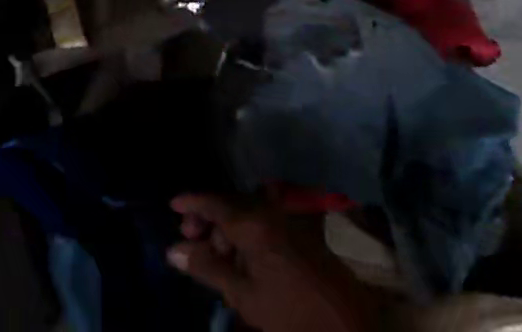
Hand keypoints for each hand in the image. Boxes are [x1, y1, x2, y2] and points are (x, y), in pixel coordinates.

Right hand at [166, 194, 388, 331]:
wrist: (349, 325)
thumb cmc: (291, 313)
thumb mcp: (243, 295)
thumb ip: (207, 268)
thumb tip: (173, 249)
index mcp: (252, 222)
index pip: (213, 201)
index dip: (190, 202)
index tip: (172, 206)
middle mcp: (268, 211)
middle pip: (229, 204)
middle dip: (207, 219)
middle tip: (191, 240)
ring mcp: (287, 220)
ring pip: (246, 213)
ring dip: (227, 229)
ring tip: (216, 258)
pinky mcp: (300, 232)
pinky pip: (263, 222)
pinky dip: (246, 235)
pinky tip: (241, 260)